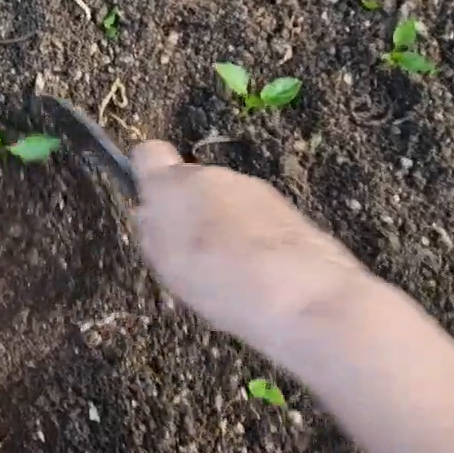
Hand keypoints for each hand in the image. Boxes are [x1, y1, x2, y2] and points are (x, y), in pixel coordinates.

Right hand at [131, 140, 371, 354]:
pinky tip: (259, 277)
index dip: (146, 175)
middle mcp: (213, 175)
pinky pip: (255, 219)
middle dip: (188, 210)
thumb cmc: (221, 282)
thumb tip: (149, 212)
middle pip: (190, 182)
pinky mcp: (286, 208)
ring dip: (222, 226)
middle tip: (192, 255)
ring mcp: (253, 189)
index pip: (147, 153)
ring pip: (225, 201)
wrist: (306, 299)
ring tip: (229, 273)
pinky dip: (252, 239)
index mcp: (174, 184)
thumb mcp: (166, 263)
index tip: (152, 205)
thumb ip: (152, 230)